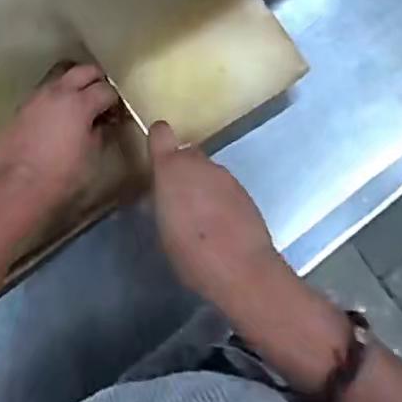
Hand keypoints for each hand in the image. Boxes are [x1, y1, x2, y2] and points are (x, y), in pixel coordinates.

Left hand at [0, 62, 122, 222]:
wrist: (15, 189)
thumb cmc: (60, 177)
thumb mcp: (91, 158)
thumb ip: (100, 133)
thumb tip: (102, 123)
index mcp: (80, 103)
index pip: (106, 89)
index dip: (115, 102)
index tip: (117, 115)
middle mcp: (58, 91)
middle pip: (84, 70)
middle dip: (98, 80)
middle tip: (102, 100)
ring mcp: (37, 96)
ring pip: (61, 73)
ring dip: (74, 82)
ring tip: (79, 101)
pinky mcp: (22, 107)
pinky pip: (45, 89)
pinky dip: (56, 94)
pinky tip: (58, 114)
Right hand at [147, 121, 351, 395]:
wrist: (242, 268)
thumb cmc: (190, 252)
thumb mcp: (163, 230)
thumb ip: (162, 203)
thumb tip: (163, 198)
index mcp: (171, 168)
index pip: (161, 132)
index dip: (158, 140)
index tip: (157, 157)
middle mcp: (198, 163)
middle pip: (187, 154)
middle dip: (182, 172)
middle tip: (179, 202)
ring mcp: (223, 174)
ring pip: (207, 172)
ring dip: (202, 187)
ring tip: (202, 221)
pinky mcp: (243, 189)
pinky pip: (224, 187)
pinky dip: (220, 199)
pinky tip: (222, 227)